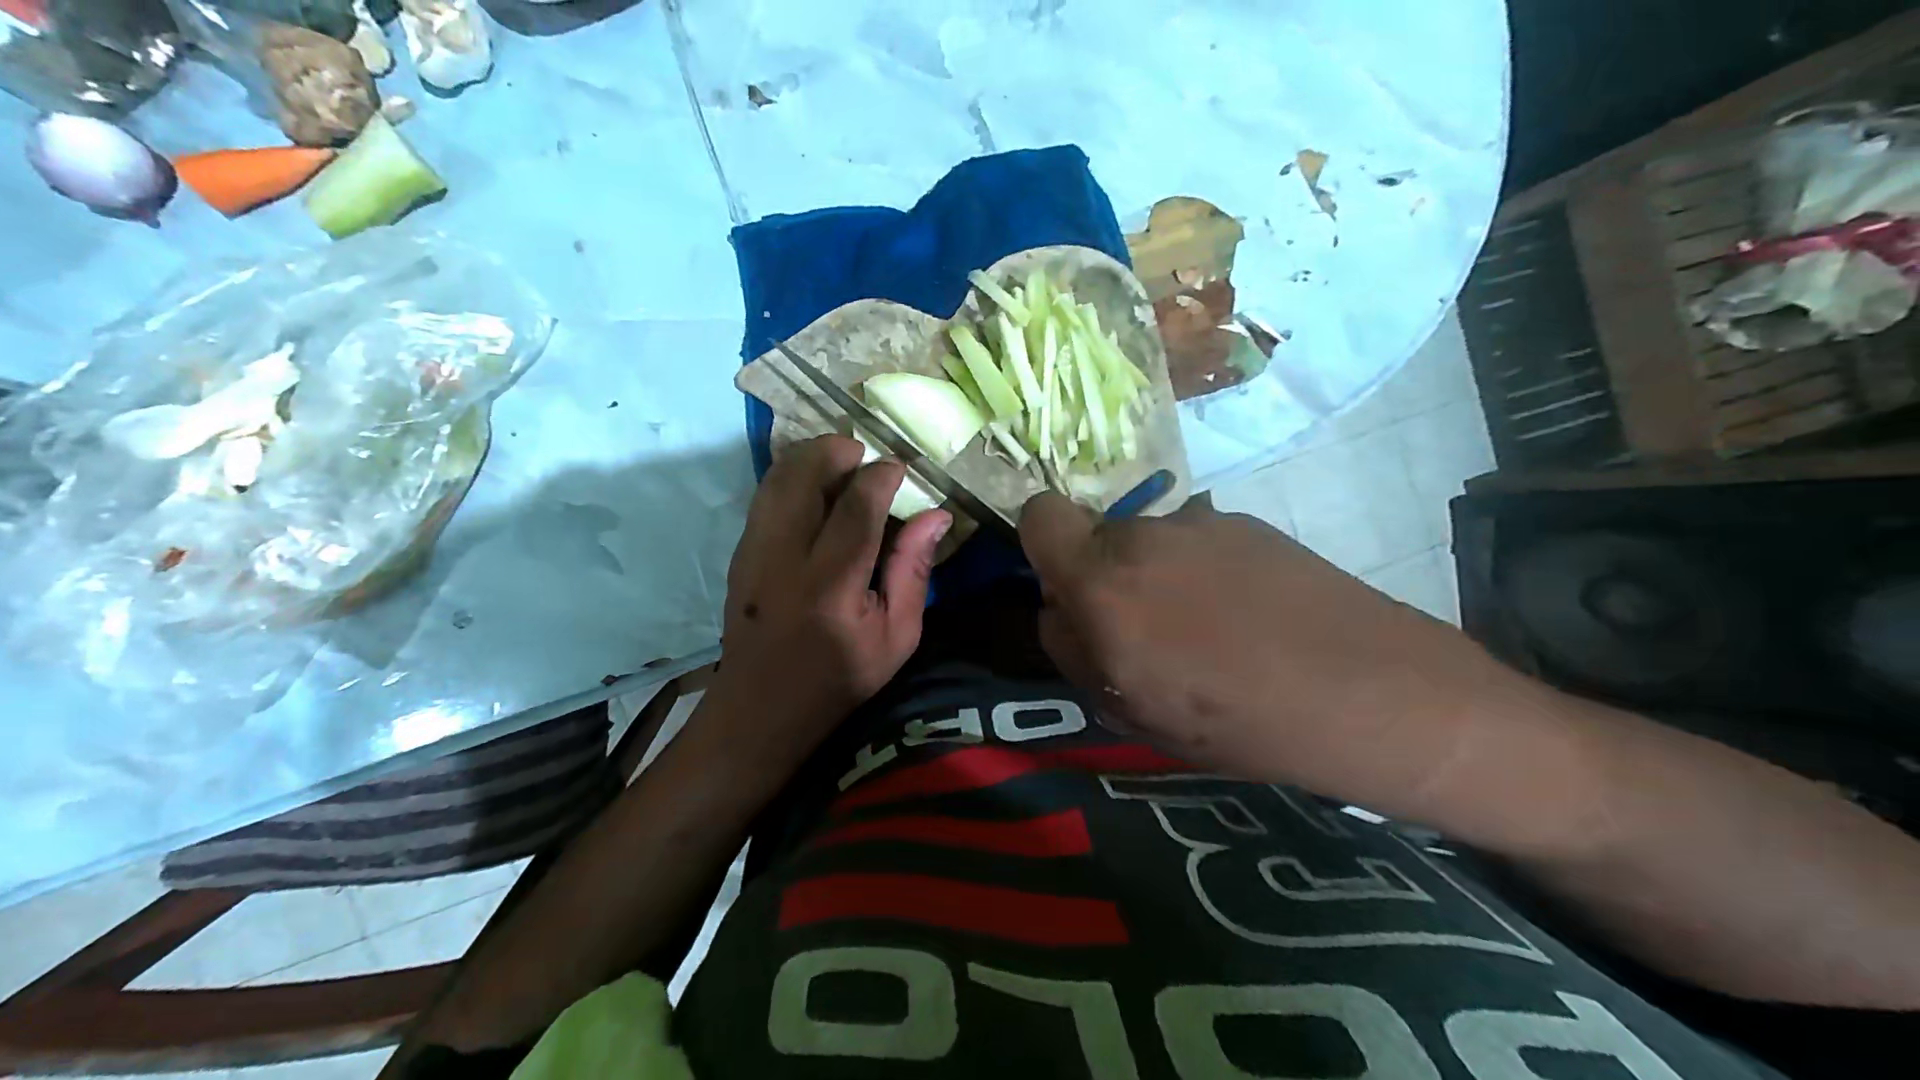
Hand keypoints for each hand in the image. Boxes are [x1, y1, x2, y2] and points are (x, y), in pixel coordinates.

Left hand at [716, 435, 951, 746]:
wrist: (761, 708)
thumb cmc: (839, 677)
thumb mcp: (897, 637)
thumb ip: (914, 571)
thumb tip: (936, 515)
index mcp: (831, 586)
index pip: (857, 507)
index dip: (881, 476)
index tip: (901, 469)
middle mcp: (784, 559)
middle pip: (803, 476)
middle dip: (836, 450)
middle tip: (865, 455)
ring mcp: (753, 552)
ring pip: (777, 478)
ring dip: (810, 459)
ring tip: (842, 464)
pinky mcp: (740, 553)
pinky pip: (765, 496)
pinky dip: (792, 479)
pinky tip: (816, 491)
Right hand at [1018, 492, 1532, 809]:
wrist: (1369, 694)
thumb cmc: (1236, 723)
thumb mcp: (1130, 713)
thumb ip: (1073, 650)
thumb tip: (1060, 609)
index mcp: (1102, 584)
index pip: (1039, 516)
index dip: (1043, 545)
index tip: (1067, 588)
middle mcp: (1143, 538)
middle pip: (1094, 535)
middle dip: (1101, 572)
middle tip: (1143, 626)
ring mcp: (1200, 523)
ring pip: (1147, 539)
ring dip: (1154, 572)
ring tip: (1205, 625)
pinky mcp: (1247, 522)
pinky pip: (1196, 539)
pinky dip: (1202, 566)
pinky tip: (1246, 612)